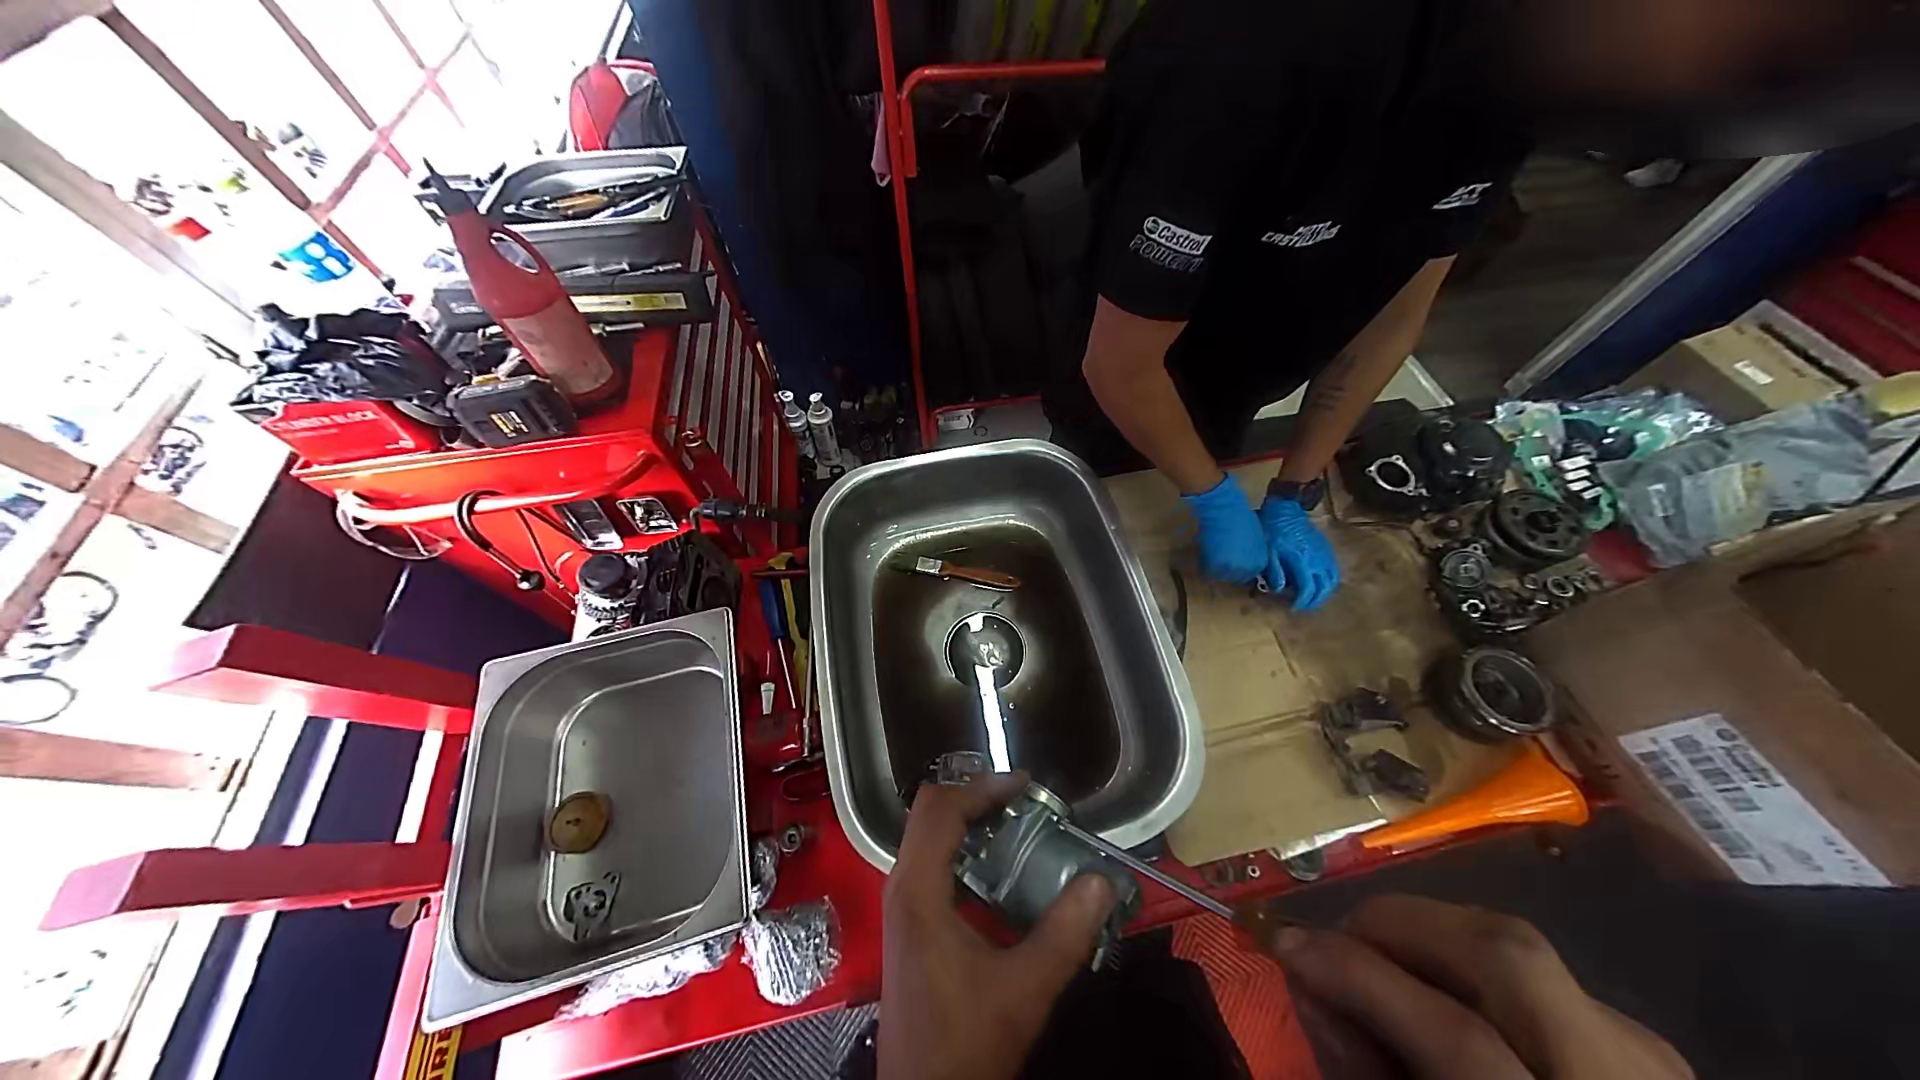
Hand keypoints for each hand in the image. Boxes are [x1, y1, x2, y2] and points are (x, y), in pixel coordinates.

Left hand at [878, 773, 1116, 1079]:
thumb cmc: (966, 1042)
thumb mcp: (1024, 988)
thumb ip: (1065, 933)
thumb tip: (1101, 881)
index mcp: (919, 891)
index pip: (941, 811)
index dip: (981, 788)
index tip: (1025, 786)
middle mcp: (902, 886)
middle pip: (928, 812)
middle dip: (974, 795)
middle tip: (1022, 800)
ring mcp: (902, 903)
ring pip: (927, 835)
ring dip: (967, 819)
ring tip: (1015, 822)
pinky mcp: (910, 920)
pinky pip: (931, 860)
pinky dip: (962, 846)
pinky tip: (998, 866)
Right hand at [1182, 474, 1267, 584]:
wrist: (1223, 509)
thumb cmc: (1240, 517)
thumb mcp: (1257, 535)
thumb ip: (1255, 551)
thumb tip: (1249, 556)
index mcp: (1260, 562)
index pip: (1250, 575)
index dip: (1240, 568)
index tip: (1232, 559)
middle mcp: (1247, 570)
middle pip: (1235, 579)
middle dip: (1228, 570)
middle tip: (1220, 557)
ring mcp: (1231, 570)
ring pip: (1220, 578)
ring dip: (1215, 570)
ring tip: (1211, 555)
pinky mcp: (1214, 567)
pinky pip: (1207, 574)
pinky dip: (1204, 566)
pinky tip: (1204, 555)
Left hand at [1257, 495, 1339, 609]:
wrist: (1284, 509)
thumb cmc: (1272, 531)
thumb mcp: (1267, 552)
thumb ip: (1274, 572)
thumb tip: (1280, 590)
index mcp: (1302, 562)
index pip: (1307, 589)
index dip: (1301, 602)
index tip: (1293, 607)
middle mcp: (1318, 560)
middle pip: (1323, 588)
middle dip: (1314, 600)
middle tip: (1304, 605)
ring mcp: (1324, 554)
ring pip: (1332, 580)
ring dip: (1323, 591)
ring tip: (1312, 596)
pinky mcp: (1326, 548)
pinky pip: (1333, 569)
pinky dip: (1328, 580)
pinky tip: (1319, 582)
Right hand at [1265, 895, 1692, 1079]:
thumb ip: (1361, 1069)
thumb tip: (1306, 979)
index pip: (1458, 1039)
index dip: (1360, 979)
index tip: (1286, 948)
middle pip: (1504, 953)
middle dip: (1396, 925)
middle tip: (1331, 940)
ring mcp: (1646, 1057)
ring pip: (1517, 942)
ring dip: (1422, 933)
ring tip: (1370, 958)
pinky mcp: (1640, 1038)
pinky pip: (1529, 968)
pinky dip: (1459, 959)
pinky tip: (1431, 987)